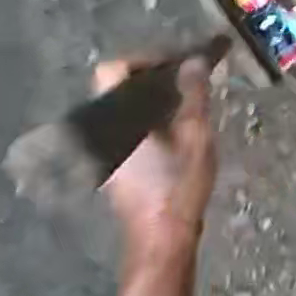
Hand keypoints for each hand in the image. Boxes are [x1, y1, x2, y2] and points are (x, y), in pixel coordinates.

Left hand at [91, 54, 216, 248]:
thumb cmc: (178, 185)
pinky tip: (177, 128)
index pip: (114, 69)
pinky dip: (149, 116)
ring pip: (124, 106)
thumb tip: (194, 60)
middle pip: (119, 86)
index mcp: (115, 116)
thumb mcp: (194, 135)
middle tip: (190, 80)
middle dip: (154, 76)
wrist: (160, 235)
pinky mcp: (114, 161)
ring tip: (189, 102)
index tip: (180, 64)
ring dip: (153, 97)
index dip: (146, 59)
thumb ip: (193, 95)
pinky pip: (127, 124)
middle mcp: (101, 127)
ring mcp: (105, 147)